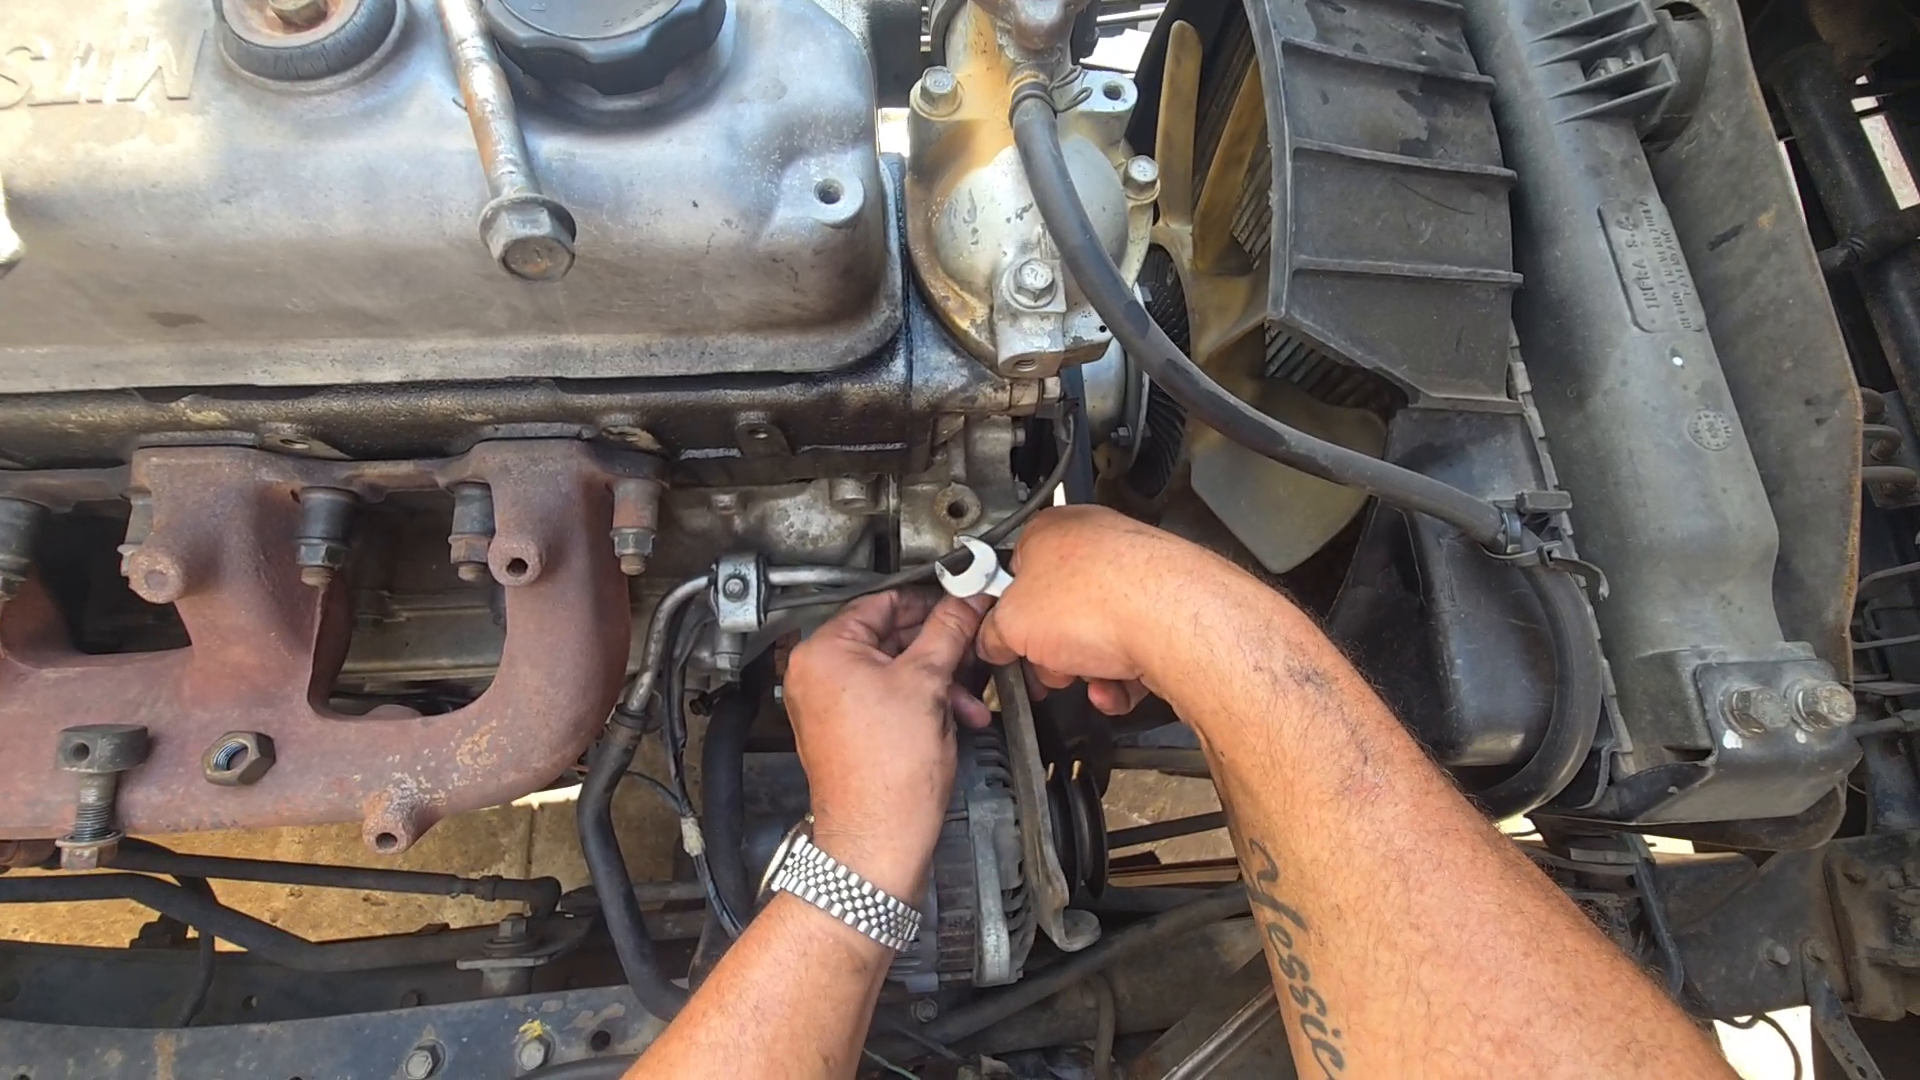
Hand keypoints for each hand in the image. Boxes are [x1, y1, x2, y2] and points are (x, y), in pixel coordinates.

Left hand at [781, 589, 991, 897]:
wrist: (878, 840)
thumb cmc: (886, 775)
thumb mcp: (927, 683)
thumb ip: (948, 630)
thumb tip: (964, 600)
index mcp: (824, 651)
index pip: (882, 602)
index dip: (928, 601)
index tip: (958, 602)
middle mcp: (817, 673)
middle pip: (890, 636)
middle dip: (939, 646)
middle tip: (971, 642)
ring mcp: (830, 703)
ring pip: (895, 669)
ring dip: (938, 678)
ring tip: (969, 694)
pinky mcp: (847, 727)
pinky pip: (888, 696)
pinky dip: (922, 701)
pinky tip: (954, 715)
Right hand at [975, 506, 1247, 714]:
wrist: (1175, 622)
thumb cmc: (1102, 601)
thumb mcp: (1011, 623)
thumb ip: (992, 633)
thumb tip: (993, 644)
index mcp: (1049, 530)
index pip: (1012, 572)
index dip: (1005, 614)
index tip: (1004, 639)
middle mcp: (1095, 541)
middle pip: (1056, 607)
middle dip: (1050, 648)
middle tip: (1048, 666)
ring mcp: (1136, 572)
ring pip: (1095, 632)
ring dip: (1086, 667)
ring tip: (1091, 678)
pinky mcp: (1167, 606)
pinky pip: (1131, 648)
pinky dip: (1121, 676)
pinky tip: (1119, 687)